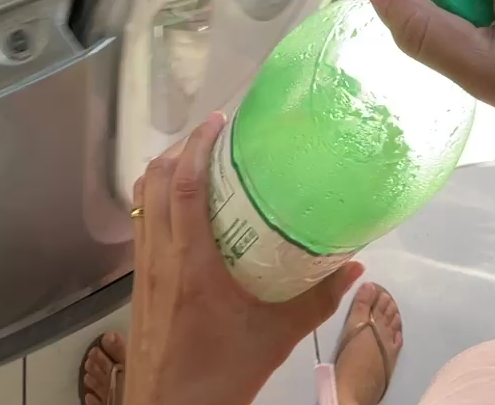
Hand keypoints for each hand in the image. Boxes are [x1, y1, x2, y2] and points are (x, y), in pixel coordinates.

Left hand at [122, 113, 362, 404]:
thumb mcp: (276, 336)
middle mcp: (161, 255)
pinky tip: (182, 202)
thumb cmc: (221, 374)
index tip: (220, 120)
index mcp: (192, 262)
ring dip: (163, 167)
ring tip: (195, 156)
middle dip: (179, 146)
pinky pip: (142, 221)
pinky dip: (157, 196)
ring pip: (143, 198)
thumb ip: (318, 299)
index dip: (198, 145)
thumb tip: (355, 265)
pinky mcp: (139, 280)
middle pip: (156, 181)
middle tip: (212, 133)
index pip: (185, 186)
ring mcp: (145, 267)